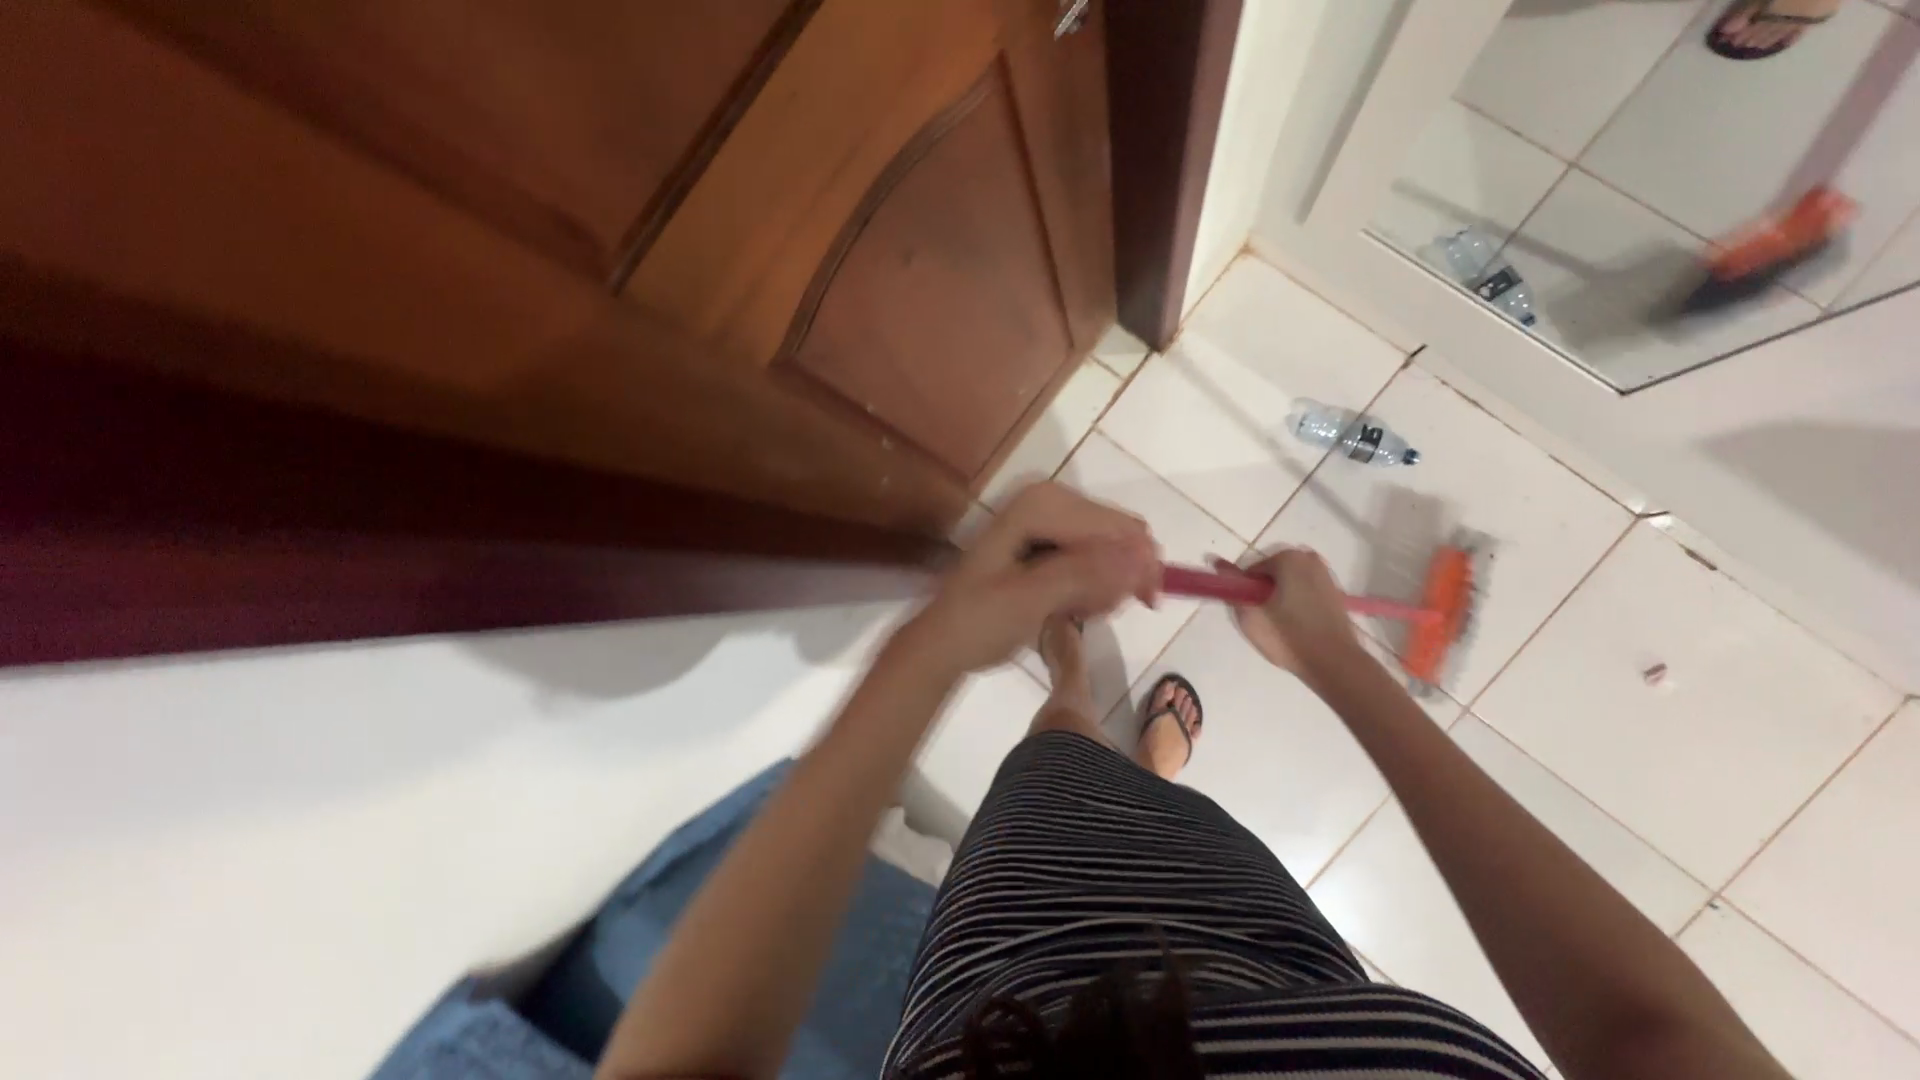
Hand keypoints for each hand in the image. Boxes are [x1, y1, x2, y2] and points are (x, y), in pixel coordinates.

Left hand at [894, 483, 1159, 674]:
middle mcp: (1047, 500)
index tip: (1144, 605)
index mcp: (1040, 504)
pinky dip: (1092, 588)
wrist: (943, 644)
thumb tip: (1144, 553)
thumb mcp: (1031, 600)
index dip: (1139, 563)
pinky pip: (1095, 559)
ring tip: (1074, 613)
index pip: (1117, 525)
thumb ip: (1085, 573)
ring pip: (1111, 549)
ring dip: (1105, 587)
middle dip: (1118, 577)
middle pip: (1119, 533)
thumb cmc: (978, 622)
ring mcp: (1048, 520)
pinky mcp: (1049, 541)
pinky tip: (1071, 608)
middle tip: (1092, 613)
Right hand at [1209, 548, 1361, 677]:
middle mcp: (1309, 559)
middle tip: (1265, 621)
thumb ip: (1232, 585)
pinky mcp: (1336, 592)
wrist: (1333, 661)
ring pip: (1289, 584)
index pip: (1251, 572)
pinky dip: (1298, 604)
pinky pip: (1305, 592)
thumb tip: (1216, 561)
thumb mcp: (1250, 613)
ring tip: (1283, 626)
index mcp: (1288, 557)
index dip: (1246, 593)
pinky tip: (1299, 626)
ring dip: (1281, 599)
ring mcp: (1326, 574)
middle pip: (1271, 575)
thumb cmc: (1287, 635)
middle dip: (1264, 594)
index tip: (1251, 614)